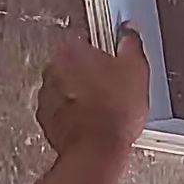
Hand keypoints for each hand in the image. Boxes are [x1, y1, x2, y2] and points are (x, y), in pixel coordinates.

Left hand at [36, 27, 149, 158]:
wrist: (97, 150)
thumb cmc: (113, 112)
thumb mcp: (136, 70)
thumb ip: (131, 44)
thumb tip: (129, 33)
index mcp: (71, 51)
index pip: (85, 41)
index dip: (104, 54)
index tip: (115, 64)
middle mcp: (52, 71)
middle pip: (73, 66)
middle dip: (90, 76)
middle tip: (112, 89)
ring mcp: (47, 97)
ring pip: (65, 90)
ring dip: (80, 97)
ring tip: (104, 110)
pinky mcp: (47, 122)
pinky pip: (62, 113)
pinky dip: (74, 116)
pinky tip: (93, 124)